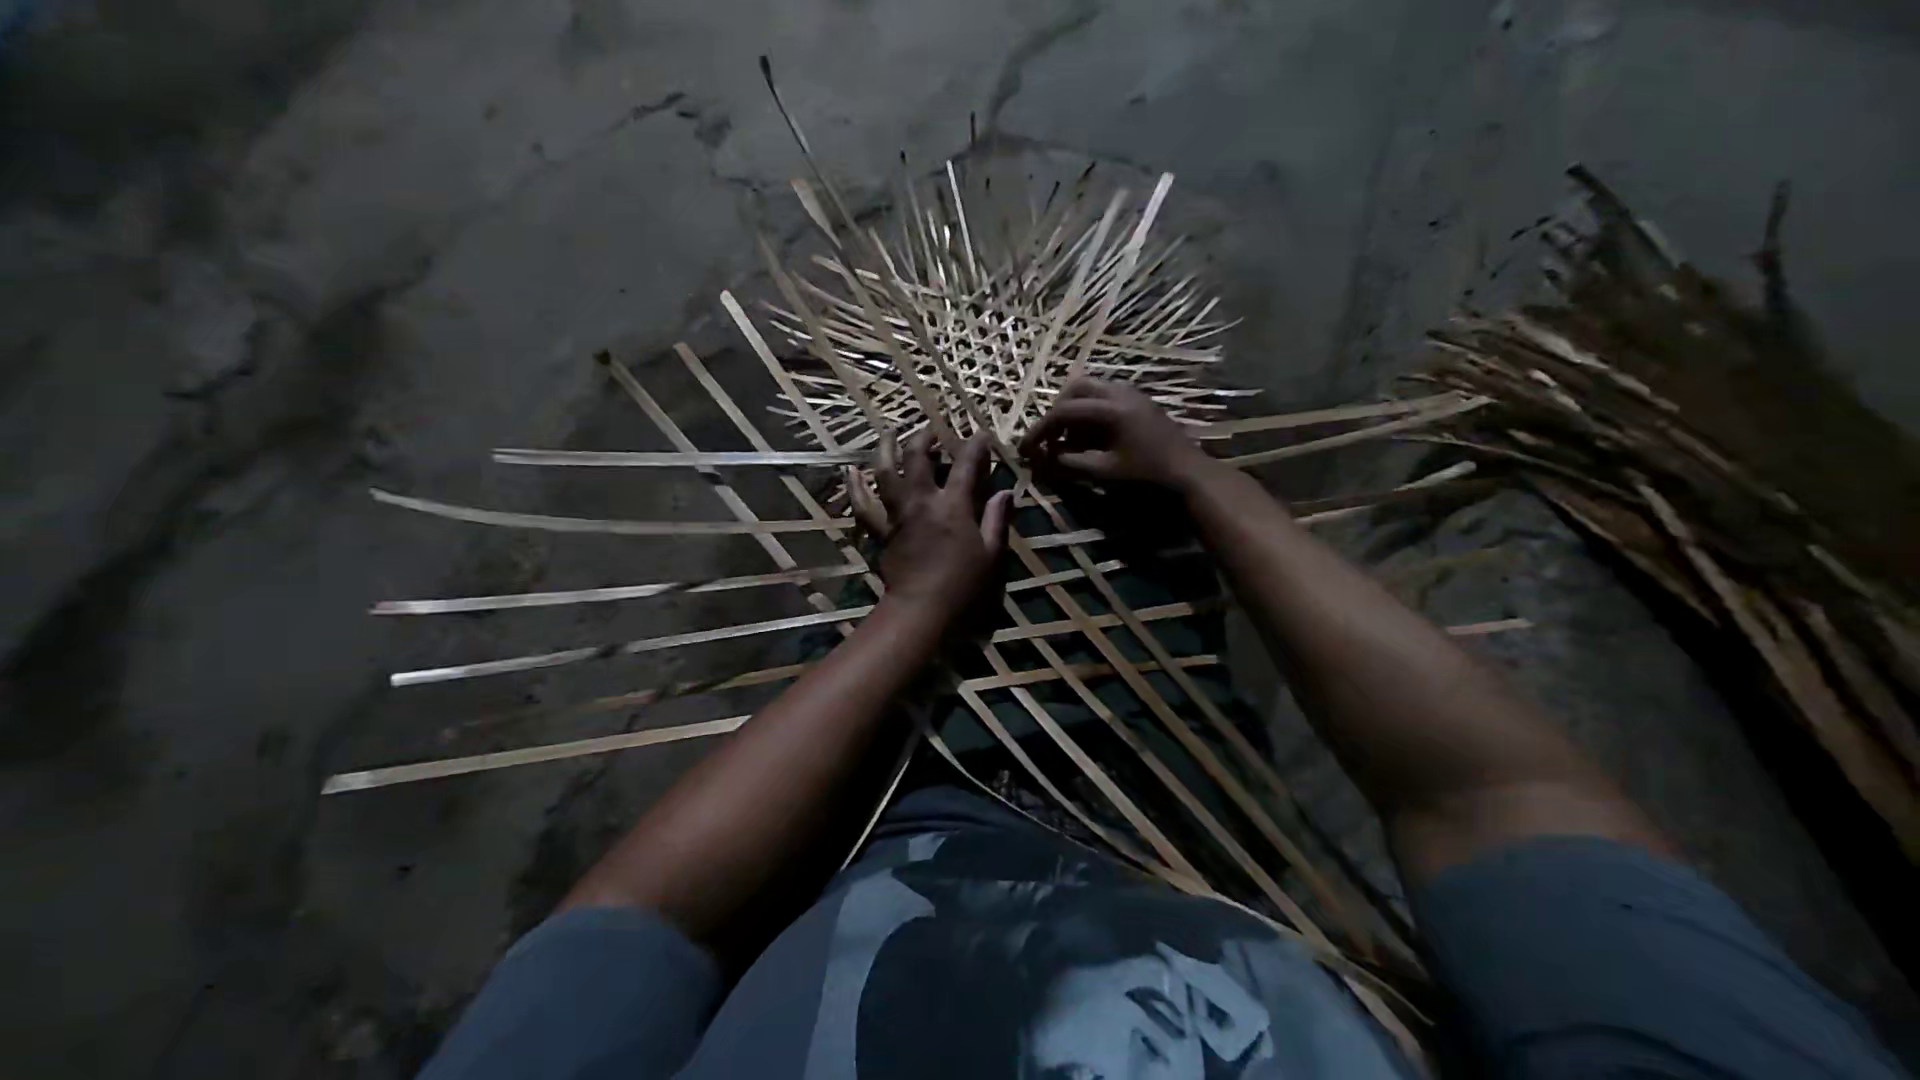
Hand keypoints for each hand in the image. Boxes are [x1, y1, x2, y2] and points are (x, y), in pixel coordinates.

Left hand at [847, 429, 1012, 615]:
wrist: (921, 608)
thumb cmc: (962, 584)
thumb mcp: (990, 553)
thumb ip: (996, 520)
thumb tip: (1006, 493)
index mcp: (952, 505)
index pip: (965, 466)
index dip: (976, 446)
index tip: (982, 434)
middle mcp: (921, 501)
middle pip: (916, 459)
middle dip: (924, 439)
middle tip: (929, 431)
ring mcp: (897, 515)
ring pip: (884, 474)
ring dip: (885, 450)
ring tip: (888, 434)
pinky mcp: (881, 531)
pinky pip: (863, 506)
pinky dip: (855, 488)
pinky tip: (850, 473)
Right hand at [1019, 378, 1223, 491]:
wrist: (1190, 473)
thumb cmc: (1147, 475)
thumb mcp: (1104, 472)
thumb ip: (1069, 463)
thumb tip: (1041, 459)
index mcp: (1111, 408)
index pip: (1063, 411)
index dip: (1040, 430)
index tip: (1024, 449)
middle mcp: (1120, 392)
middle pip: (1075, 390)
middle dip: (1056, 413)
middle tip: (1049, 439)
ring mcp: (1132, 394)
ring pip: (1091, 390)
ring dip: (1074, 411)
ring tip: (1069, 440)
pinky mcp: (1139, 401)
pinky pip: (1105, 397)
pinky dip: (1090, 412)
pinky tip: (1091, 437)